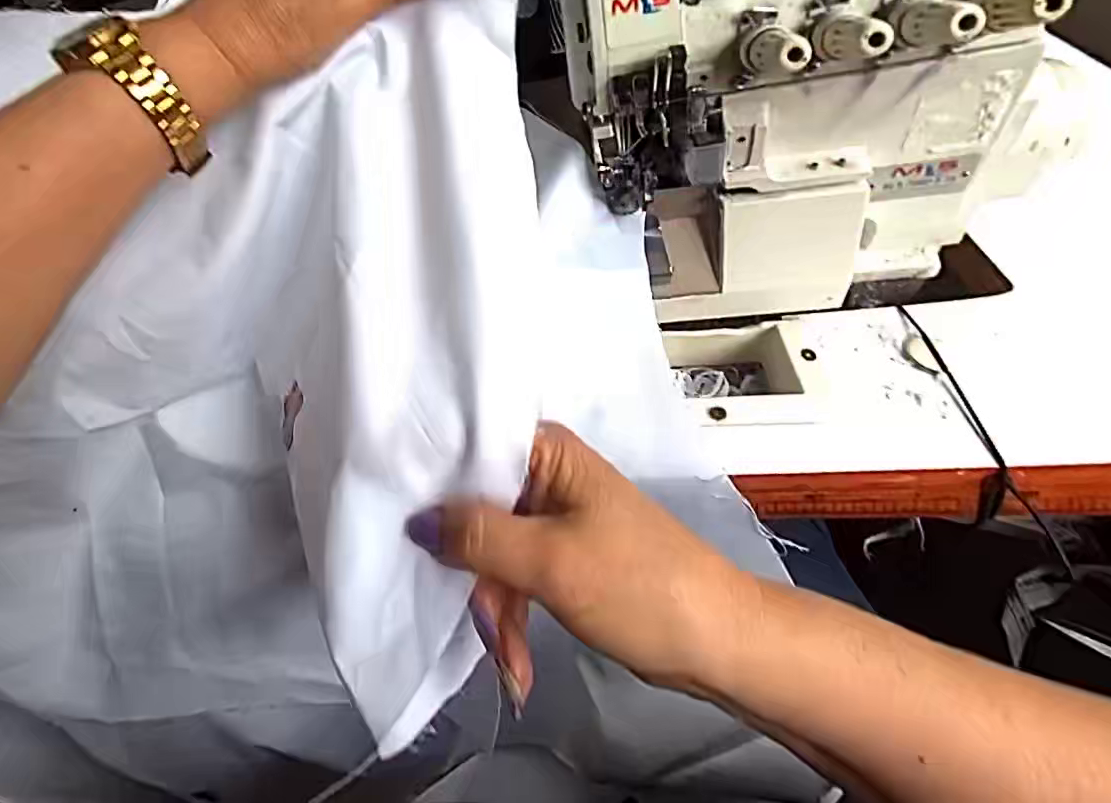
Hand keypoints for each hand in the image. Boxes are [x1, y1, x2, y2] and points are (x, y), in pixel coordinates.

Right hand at [405, 423, 757, 709]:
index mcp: (550, 451)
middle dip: (474, 570)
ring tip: (509, 659)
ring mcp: (555, 516)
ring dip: (496, 607)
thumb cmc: (640, 583)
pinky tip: (517, 664)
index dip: (435, 481)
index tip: (397, 518)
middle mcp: (550, 474)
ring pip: (494, 550)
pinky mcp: (561, 552)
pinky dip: (513, 616)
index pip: (473, 447)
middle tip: (478, 619)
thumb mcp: (552, 559)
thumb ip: (481, 536)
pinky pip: (516, 574)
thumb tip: (419, 518)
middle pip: (478, 508)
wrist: (712, 638)